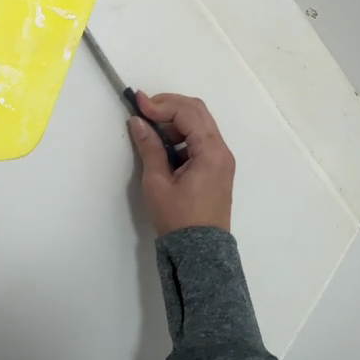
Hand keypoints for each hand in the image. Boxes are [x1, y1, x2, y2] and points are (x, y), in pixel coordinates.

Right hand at [129, 91, 235, 235]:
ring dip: (176, 118)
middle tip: (145, 108)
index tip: (138, 104)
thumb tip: (138, 122)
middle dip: (169, 105)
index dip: (161, 104)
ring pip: (200, 123)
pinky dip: (183, 132)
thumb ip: (150, 147)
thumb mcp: (158, 182)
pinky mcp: (217, 168)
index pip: (187, 112)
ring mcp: (221, 160)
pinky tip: (165, 144)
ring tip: (152, 128)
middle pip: (197, 111)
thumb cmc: (178, 218)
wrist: (200, 255)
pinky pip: (201, 139)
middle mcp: (221, 151)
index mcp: (211, 152)